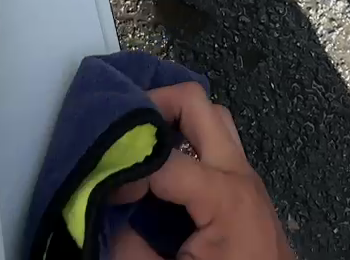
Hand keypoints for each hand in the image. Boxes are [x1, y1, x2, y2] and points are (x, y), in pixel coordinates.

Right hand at [109, 83, 295, 259]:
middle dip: (153, 105)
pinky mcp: (245, 183)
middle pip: (196, 103)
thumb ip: (130, 249)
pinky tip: (163, 158)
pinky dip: (187, 134)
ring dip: (174, 116)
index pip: (161, 158)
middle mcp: (238, 171)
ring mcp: (246, 172)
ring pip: (210, 113)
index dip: (126, 169)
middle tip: (121, 131)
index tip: (107, 193)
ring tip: (140, 141)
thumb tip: (103, 213)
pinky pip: (216, 136)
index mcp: (224, 195)